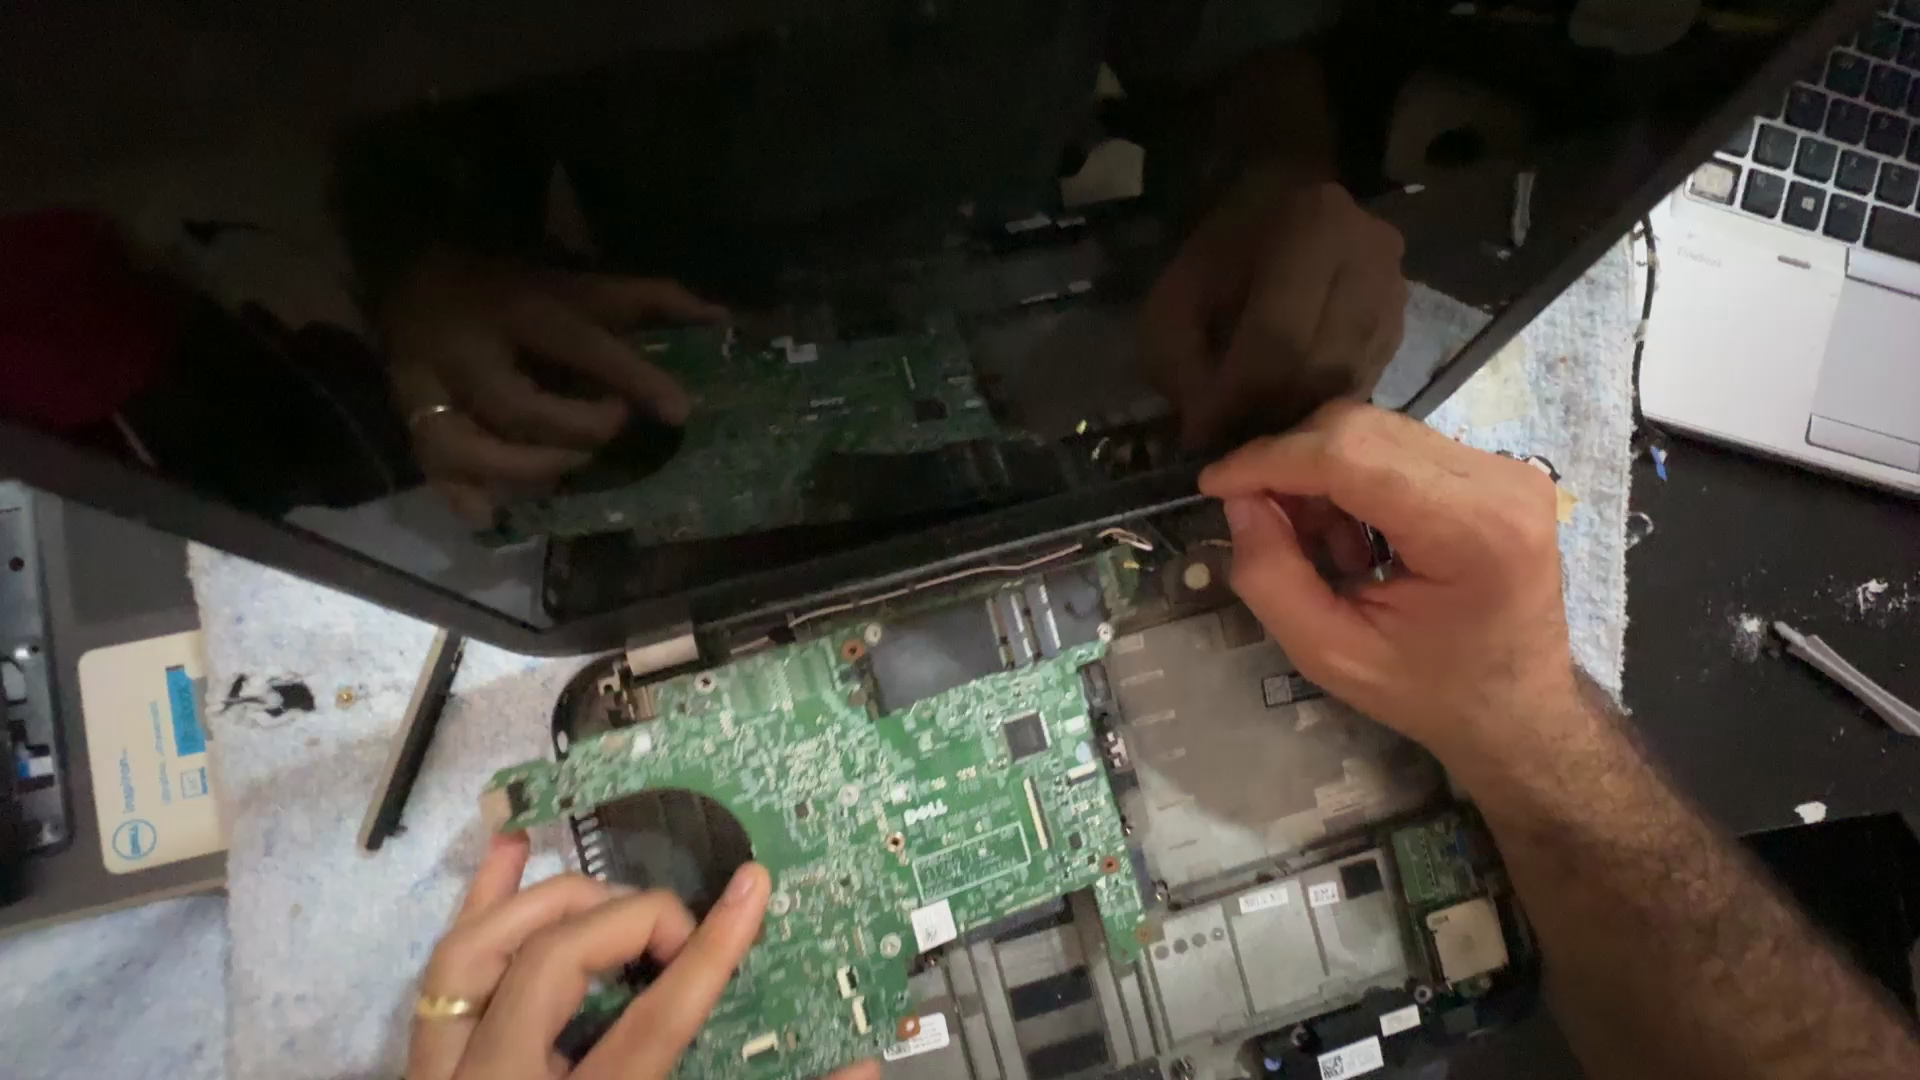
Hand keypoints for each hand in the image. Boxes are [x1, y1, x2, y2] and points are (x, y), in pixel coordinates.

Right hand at [384, 256, 725, 522]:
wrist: (412, 266)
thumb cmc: (518, 284)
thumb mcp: (583, 284)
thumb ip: (653, 299)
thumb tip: (720, 317)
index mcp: (520, 307)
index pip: (582, 346)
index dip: (634, 379)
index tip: (681, 411)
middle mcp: (466, 348)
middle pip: (520, 407)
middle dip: (577, 430)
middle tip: (616, 428)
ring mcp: (425, 384)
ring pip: (464, 444)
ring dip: (526, 469)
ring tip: (570, 468)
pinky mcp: (405, 414)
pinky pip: (427, 464)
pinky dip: (461, 495)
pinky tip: (495, 515)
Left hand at [410, 833, 879, 1079]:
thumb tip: (864, 1063)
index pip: (651, 1025)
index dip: (710, 951)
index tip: (756, 887)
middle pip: (554, 966)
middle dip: (632, 922)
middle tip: (680, 936)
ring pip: (475, 953)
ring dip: (550, 902)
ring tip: (610, 896)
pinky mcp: (418, 1074)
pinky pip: (439, 967)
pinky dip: (478, 897)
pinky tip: (515, 841)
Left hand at [1142, 178, 1407, 452]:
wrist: (1275, 211)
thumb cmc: (1214, 258)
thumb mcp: (1173, 303)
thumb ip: (1183, 364)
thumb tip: (1204, 434)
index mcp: (1311, 230)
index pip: (1279, 338)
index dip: (1235, 398)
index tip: (1200, 435)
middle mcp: (1371, 255)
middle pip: (1321, 366)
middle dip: (1265, 413)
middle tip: (1224, 440)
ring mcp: (1396, 289)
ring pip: (1347, 382)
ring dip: (1293, 416)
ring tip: (1249, 429)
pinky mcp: (1401, 323)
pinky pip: (1362, 384)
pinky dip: (1318, 407)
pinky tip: (1282, 413)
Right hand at [1199, 402, 1575, 761]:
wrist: (1517, 709)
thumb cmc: (1426, 691)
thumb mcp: (1328, 653)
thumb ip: (1271, 576)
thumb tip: (1238, 502)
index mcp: (1471, 529)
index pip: (1348, 455)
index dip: (1268, 459)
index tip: (1212, 484)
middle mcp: (1497, 479)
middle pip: (1357, 429)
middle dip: (1286, 463)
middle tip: (1255, 516)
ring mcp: (1501, 467)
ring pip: (1370, 429)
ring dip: (1315, 473)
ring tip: (1308, 538)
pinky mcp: (1491, 468)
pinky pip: (1391, 445)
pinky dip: (1345, 478)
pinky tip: (1344, 533)